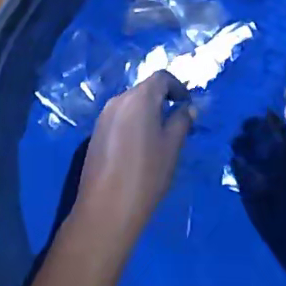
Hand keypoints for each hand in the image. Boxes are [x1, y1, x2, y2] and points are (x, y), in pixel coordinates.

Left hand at [70, 71, 193, 249]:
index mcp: (138, 98)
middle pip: (144, 90)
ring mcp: (104, 116)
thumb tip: (188, 108)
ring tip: (161, 137)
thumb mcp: (171, 148)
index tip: (187, 104)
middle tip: (177, 122)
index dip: (177, 86)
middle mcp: (118, 100)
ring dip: (147, 112)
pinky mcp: (96, 132)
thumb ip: (181, 122)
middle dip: (162, 100)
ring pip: (131, 104)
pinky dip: (133, 123)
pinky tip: (140, 148)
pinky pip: (119, 118)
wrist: (106, 208)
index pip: (160, 77)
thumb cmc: (146, 175)